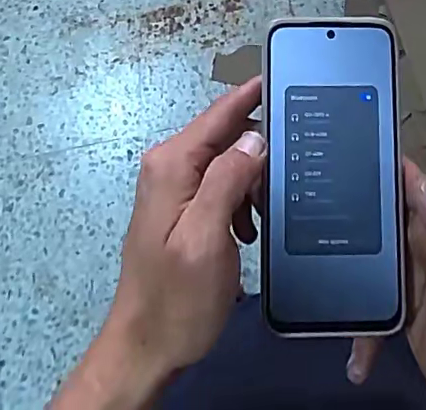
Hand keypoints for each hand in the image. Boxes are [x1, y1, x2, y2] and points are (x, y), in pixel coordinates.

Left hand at [51, 78, 266, 409]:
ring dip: (250, 181)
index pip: (220, 113)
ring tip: (259, 215)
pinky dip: (240, 197)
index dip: (252, 94)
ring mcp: (174, 184)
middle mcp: (169, 165)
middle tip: (280, 181)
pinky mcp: (182, 204)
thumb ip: (229, 178)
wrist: (145, 350)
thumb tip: (254, 137)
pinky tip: (246, 226)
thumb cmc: (176, 300)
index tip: (281, 75)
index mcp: (173, 164)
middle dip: (258, 152)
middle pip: (226, 134)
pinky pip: (221, 182)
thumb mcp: (207, 237)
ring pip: (228, 159)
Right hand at [349, 160, 425, 409]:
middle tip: (318, 230)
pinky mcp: (404, 314)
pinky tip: (355, 355)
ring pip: (373, 260)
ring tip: (327, 300)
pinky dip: (361, 328)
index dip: (387, 169)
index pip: (416, 188)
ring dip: (350, 279)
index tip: (349, 155)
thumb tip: (423, 181)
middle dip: (355, 224)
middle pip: (387, 221)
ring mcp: (417, 283)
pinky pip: (373, 304)